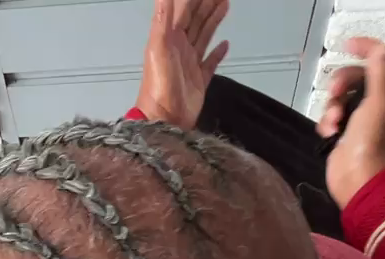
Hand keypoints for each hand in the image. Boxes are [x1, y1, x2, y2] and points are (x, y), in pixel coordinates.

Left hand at [134, 0, 230, 128]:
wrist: (165, 120)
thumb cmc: (160, 84)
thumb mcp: (158, 46)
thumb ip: (163, 18)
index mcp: (170, 38)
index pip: (184, 9)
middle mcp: (180, 48)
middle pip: (195, 19)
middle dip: (207, 4)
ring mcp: (190, 65)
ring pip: (204, 36)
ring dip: (214, 20)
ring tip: (226, 5)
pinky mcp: (199, 82)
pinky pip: (211, 63)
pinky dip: (218, 54)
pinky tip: (225, 45)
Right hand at [320, 37, 384, 207]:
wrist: (358, 182)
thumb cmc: (371, 144)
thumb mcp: (379, 103)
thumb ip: (380, 72)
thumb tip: (380, 49)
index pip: (382, 60)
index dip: (367, 48)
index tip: (348, 45)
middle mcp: (375, 104)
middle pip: (355, 78)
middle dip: (342, 82)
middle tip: (335, 92)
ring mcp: (357, 121)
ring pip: (338, 98)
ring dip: (331, 107)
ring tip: (333, 123)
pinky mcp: (341, 136)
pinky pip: (329, 118)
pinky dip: (325, 123)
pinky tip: (328, 134)